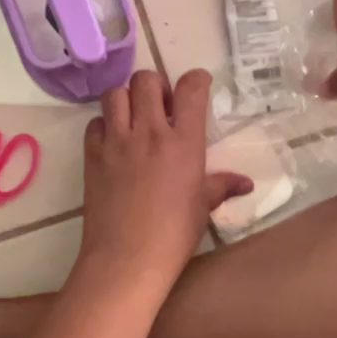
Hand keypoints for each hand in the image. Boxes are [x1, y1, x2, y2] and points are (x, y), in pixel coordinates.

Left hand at [78, 70, 250, 291]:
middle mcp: (150, 132)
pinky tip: (114, 142)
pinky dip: (105, 124)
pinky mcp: (92, 155)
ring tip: (135, 118)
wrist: (127, 258)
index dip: (196, 79)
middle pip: (146, 80)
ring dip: (127, 98)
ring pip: (115, 93)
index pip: (191, 89)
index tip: (198, 85)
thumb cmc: (174, 234)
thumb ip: (222, 186)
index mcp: (184, 142)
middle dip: (156, 86)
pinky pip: (95, 122)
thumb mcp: (203, 206)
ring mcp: (117, 141)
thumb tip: (245, 183)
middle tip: (162, 106)